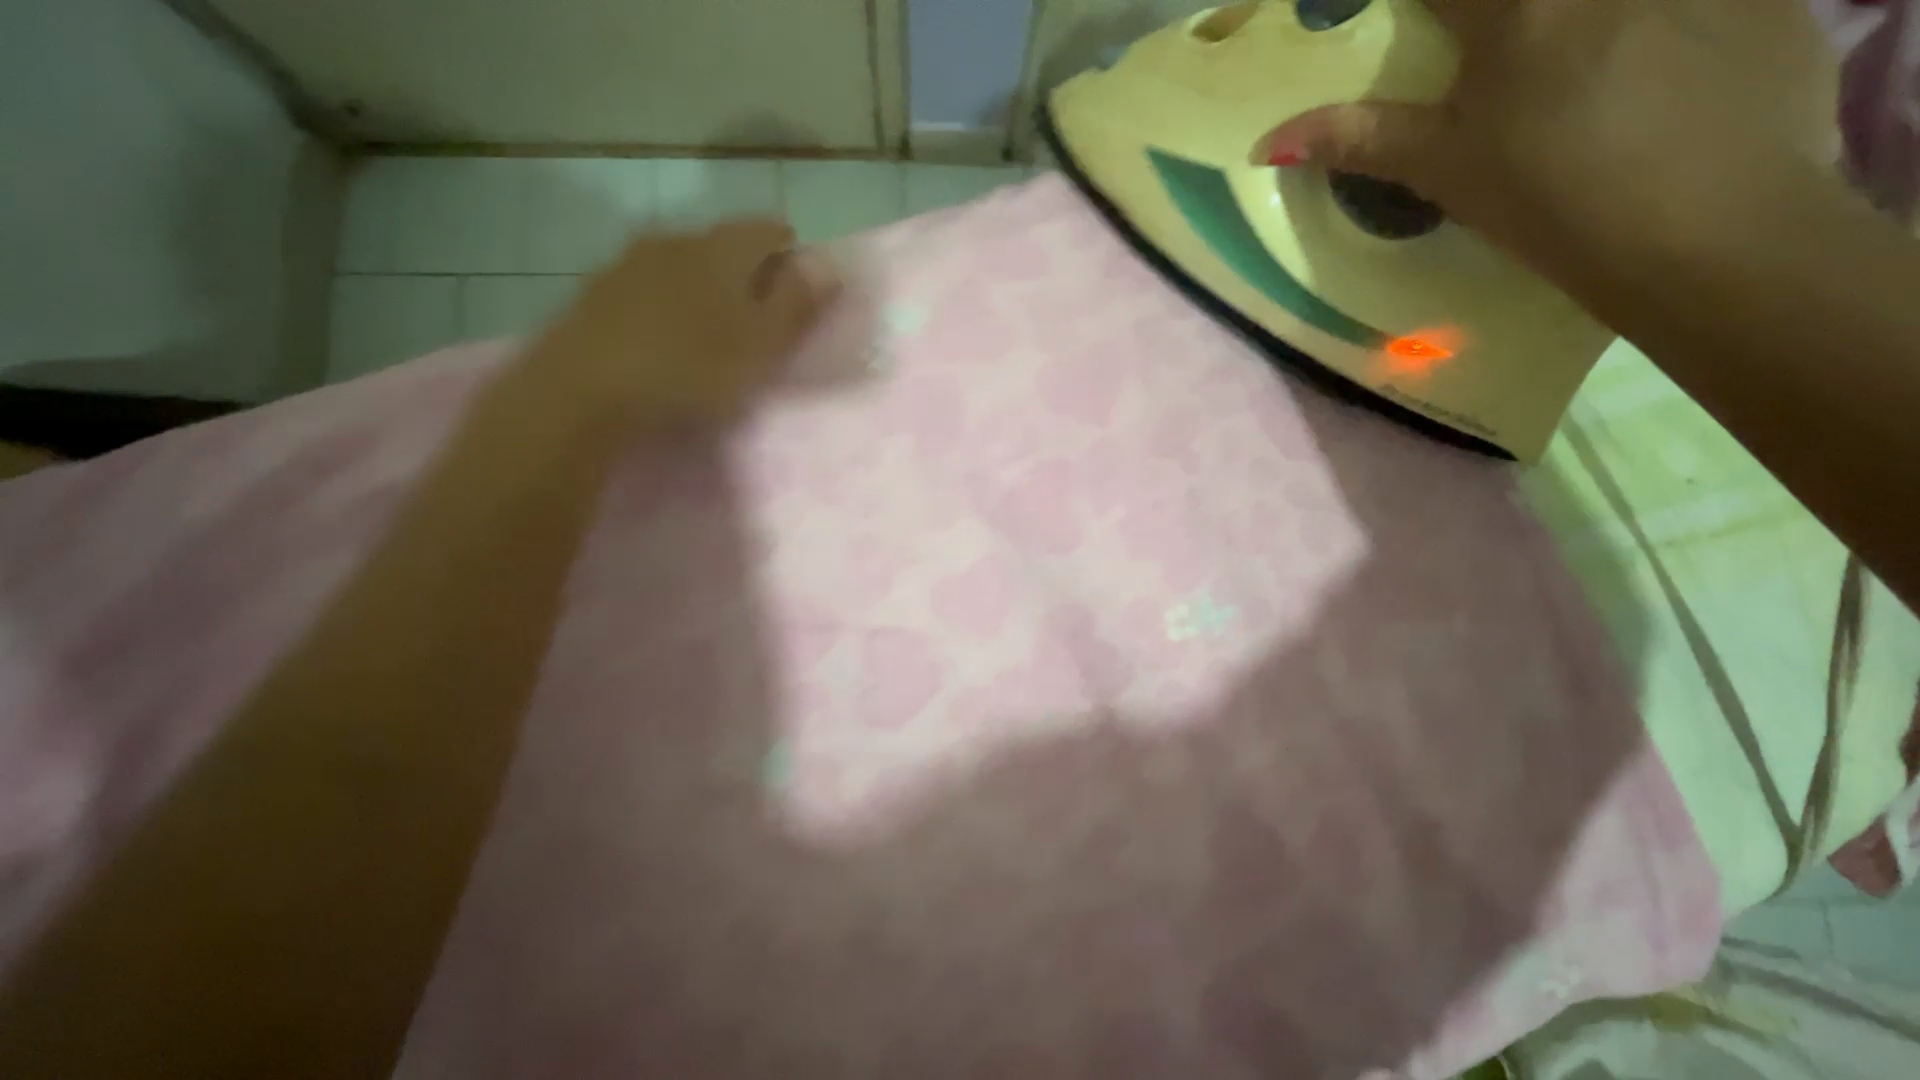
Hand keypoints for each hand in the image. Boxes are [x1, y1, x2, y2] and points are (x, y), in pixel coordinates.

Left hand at [518, 219, 839, 432]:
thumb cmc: (690, 367)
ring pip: (683, 264)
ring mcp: (630, 261)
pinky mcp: (596, 291)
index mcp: (724, 246)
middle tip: (755, 322)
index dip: (791, 258)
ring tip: (708, 334)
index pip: (770, 230)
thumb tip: (829, 264)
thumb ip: (798, 303)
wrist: (584, 388)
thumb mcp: (761, 344)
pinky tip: (662, 340)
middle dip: (745, 275)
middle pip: (725, 245)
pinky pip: (647, 288)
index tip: (795, 299)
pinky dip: (664, 306)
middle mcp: (677, 238)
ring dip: (701, 290)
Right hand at [1262, 0, 1843, 286]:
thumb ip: (1359, 138)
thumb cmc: (1552, 203)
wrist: (1713, 238)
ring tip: (1567, 86)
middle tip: (1493, 66)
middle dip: (1495, 22)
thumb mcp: (1445, 170)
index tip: (1419, 33)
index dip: (1419, 11)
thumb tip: (1267, 142)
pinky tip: (1660, 81)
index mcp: (1516, 6)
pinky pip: (1696, 2)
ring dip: (1573, 31)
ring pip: (1602, 3)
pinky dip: (1661, 27)